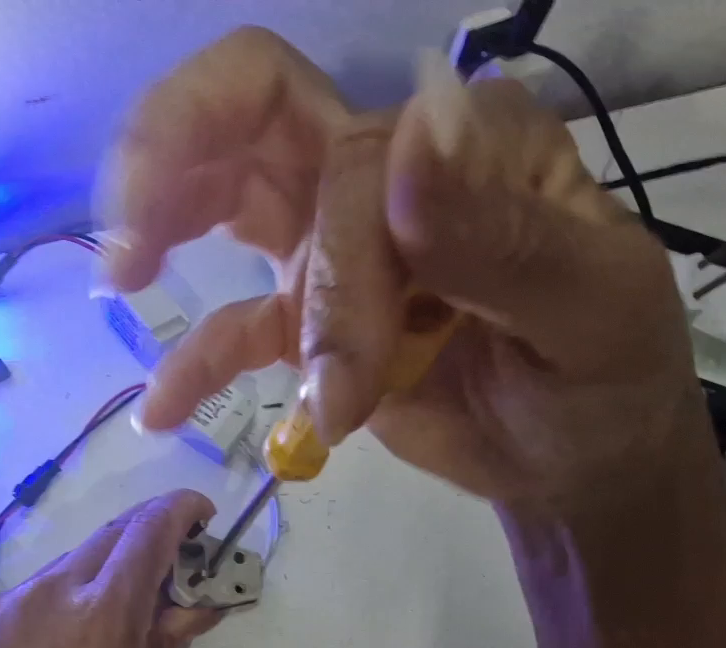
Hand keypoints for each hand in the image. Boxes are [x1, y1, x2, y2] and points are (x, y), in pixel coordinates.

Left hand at [0, 491, 220, 647]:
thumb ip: (166, 642)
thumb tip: (194, 605)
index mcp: (105, 610)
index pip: (150, 528)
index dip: (182, 509)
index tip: (202, 516)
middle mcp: (55, 588)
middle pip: (113, 533)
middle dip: (151, 534)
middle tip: (176, 562)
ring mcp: (14, 601)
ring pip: (76, 559)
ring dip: (110, 566)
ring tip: (129, 606)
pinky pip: (43, 588)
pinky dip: (74, 592)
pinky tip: (79, 634)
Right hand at [105, 29, 706, 517]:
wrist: (575, 456)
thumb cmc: (602, 373)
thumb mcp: (590, 308)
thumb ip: (503, 236)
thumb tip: (407, 142)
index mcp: (462, 146)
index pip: (350, 153)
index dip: (332, 264)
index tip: (345, 377)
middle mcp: (386, 178)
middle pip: (258, 112)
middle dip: (179, 154)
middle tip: (129, 232)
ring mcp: (338, 251)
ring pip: (226, 198)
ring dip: (166, 230)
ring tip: (123, 282)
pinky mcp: (312, 328)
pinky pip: (234, 328)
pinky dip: (192, 364)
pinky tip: (158, 408)